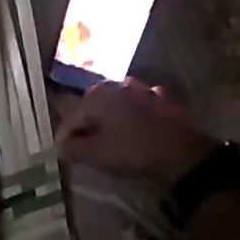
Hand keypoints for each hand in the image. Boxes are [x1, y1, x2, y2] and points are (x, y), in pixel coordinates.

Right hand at [57, 77, 214, 186]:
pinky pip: (137, 108)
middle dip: (85, 126)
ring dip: (108, 120)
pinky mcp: (159, 101)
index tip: (61, 153)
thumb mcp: (96, 154)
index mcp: (97, 96)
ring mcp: (141, 90)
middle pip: (92, 107)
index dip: (64, 137)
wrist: (179, 151)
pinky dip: (130, 117)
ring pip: (115, 105)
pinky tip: (132, 128)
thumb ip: (74, 149)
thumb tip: (60, 146)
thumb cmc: (131, 151)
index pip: (71, 117)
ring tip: (105, 138)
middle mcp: (116, 85)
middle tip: (82, 147)